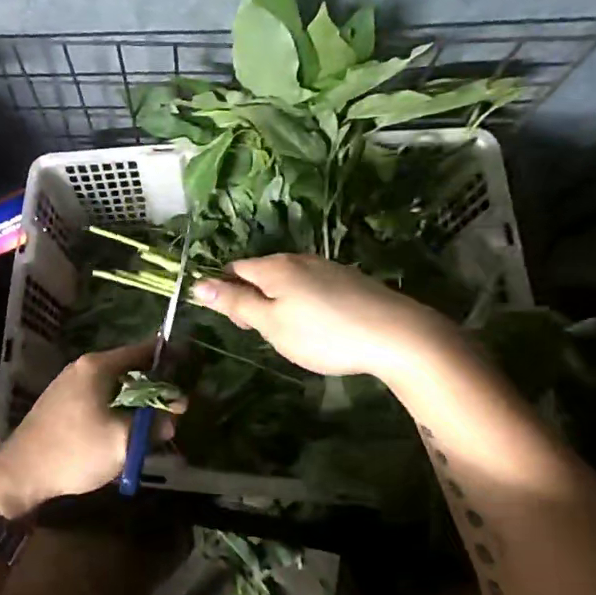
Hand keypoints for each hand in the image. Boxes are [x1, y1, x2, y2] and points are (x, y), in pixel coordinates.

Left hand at [0, 338, 173, 517]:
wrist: (22, 473)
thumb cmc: (75, 451)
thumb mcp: (123, 441)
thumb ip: (152, 425)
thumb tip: (172, 416)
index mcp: (96, 366)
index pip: (141, 350)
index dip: (167, 357)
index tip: (189, 364)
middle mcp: (81, 368)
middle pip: (127, 368)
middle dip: (153, 386)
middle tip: (175, 406)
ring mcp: (67, 385)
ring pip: (113, 386)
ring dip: (134, 402)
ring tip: (153, 422)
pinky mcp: (60, 404)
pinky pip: (98, 398)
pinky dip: (116, 408)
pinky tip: (124, 429)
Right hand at [191, 253, 461, 378]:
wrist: (398, 335)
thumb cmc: (324, 333)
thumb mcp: (271, 324)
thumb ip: (235, 303)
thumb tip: (198, 284)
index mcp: (274, 267)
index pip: (234, 269)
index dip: (225, 292)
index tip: (236, 322)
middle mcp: (298, 259)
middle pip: (261, 273)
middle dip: (252, 297)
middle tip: (262, 332)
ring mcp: (327, 267)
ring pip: (288, 280)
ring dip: (279, 301)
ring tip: (290, 332)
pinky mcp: (350, 280)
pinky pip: (312, 286)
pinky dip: (304, 302)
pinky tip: (319, 325)